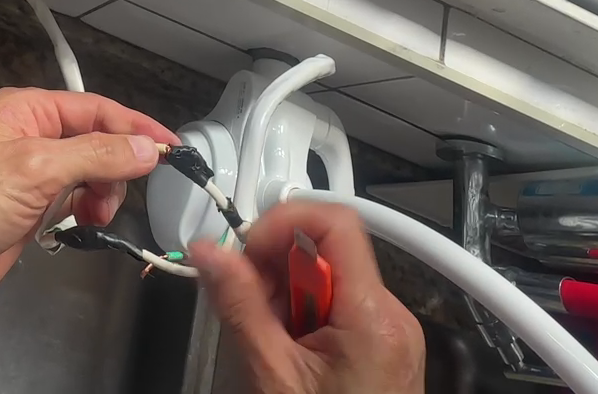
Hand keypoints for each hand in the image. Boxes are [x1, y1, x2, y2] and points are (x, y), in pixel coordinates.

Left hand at [0, 87, 177, 320]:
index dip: (137, 126)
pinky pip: (74, 200)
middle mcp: (31, 135)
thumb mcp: (34, 170)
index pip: (96, 109)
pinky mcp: (29, 208)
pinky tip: (82, 226)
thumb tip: (147, 147)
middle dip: (116, 167)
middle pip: (97, 140)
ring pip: (90, 173)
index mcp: (27, 110)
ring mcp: (30, 174)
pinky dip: (87, 212)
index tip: (173, 148)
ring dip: (102, 193)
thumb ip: (95, 155)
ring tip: (93, 216)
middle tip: (117, 196)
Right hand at [191, 201, 424, 393]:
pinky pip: (333, 304)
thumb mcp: (273, 377)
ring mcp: (388, 332)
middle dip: (274, 266)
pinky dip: (299, 314)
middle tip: (245, 302)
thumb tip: (205, 250)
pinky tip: (284, 350)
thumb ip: (238, 304)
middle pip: (323, 250)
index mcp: (374, 316)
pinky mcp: (379, 347)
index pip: (334, 222)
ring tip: (266, 339)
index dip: (284, 221)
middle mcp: (391, 315)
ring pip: (324, 276)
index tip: (248, 249)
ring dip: (282, 293)